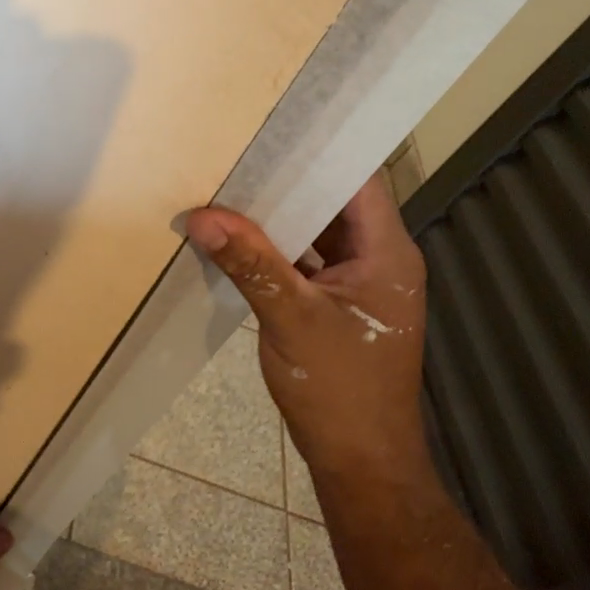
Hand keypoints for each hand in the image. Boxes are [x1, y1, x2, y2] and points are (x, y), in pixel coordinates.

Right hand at [184, 174, 427, 473]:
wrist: (361, 461)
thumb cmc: (340, 390)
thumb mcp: (290, 320)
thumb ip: (249, 264)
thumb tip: (201, 216)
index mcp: (388, 253)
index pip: (358, 180)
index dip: (318, 151)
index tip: (270, 128)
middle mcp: (379, 259)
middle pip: (333, 202)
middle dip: (285, 181)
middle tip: (234, 154)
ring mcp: (357, 284)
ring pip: (315, 233)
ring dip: (275, 217)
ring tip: (226, 188)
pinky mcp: (335, 305)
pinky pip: (303, 262)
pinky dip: (273, 250)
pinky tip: (234, 239)